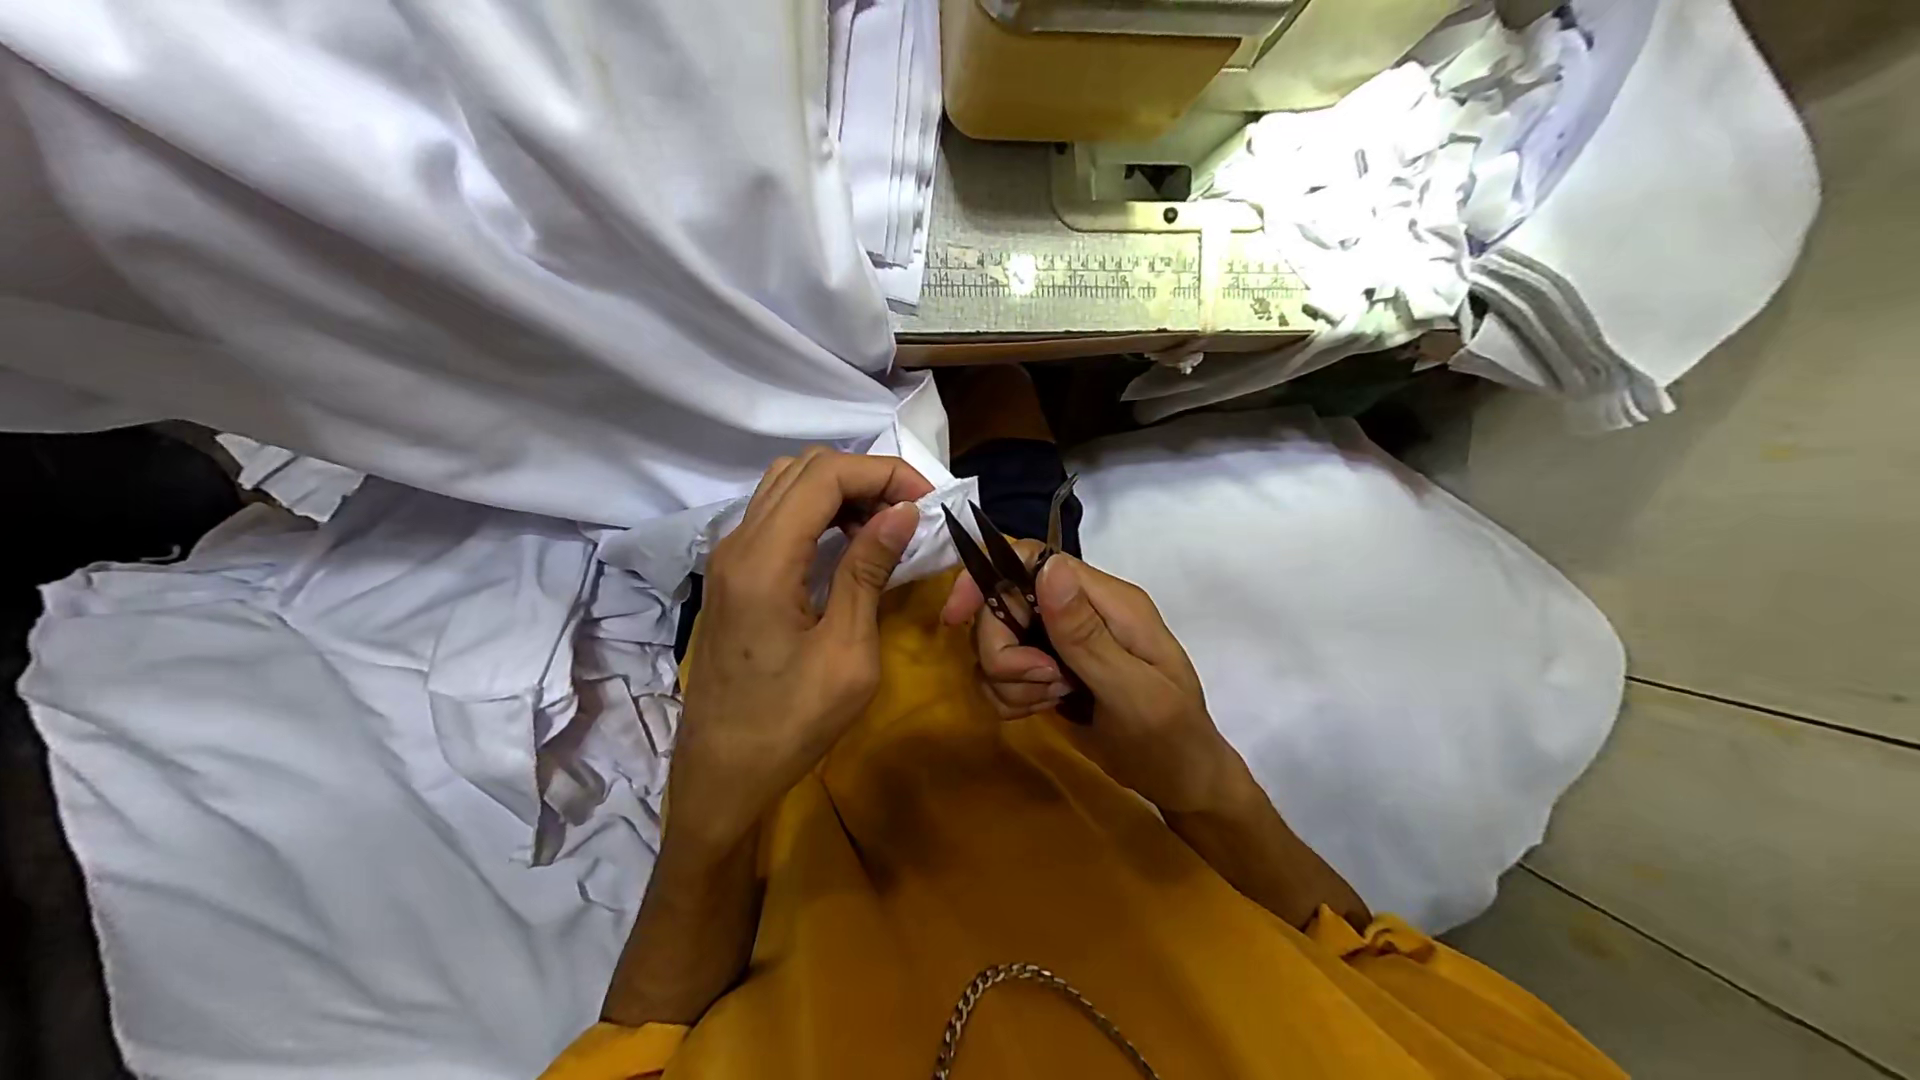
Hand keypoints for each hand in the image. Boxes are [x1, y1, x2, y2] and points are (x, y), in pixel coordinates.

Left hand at [669, 447, 932, 851]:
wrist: (722, 771)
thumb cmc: (791, 723)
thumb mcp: (848, 653)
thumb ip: (869, 571)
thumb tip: (903, 512)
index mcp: (764, 560)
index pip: (825, 474)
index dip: (883, 473)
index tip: (927, 503)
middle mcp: (738, 543)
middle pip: (804, 468)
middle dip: (865, 477)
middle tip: (909, 514)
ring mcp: (729, 556)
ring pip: (786, 485)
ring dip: (840, 491)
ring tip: (883, 526)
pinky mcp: (733, 573)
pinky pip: (776, 514)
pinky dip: (818, 512)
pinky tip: (849, 544)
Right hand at [943, 548, 1250, 814]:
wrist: (1179, 780)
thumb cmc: (1169, 738)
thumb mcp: (1134, 692)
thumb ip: (1087, 634)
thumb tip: (1046, 567)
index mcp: (1107, 600)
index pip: (1031, 559)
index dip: (986, 579)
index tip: (955, 618)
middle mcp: (1077, 610)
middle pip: (1002, 605)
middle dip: (1006, 653)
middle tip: (1045, 685)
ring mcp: (1059, 640)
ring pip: (996, 642)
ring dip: (1011, 681)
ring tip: (1053, 699)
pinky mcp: (1045, 668)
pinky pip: (999, 674)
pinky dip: (1009, 696)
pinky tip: (1042, 709)